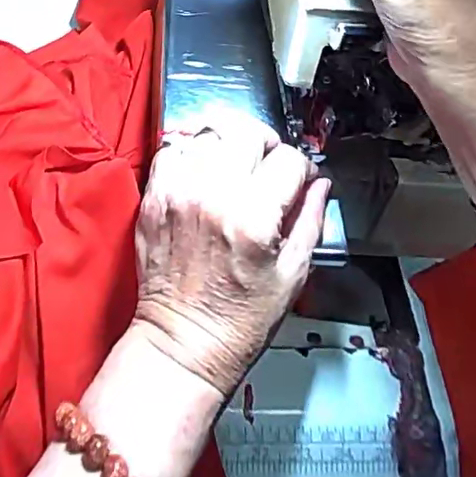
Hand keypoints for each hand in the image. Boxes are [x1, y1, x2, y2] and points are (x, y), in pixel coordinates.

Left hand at [132, 123, 329, 395]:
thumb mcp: (292, 277)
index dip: (301, 167)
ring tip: (235, 163)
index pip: (287, 159)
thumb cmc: (238, 321)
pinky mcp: (155, 196)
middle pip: (247, 132)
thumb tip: (319, 185)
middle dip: (266, 142)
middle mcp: (213, 196)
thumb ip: (311, 222)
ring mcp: (179, 192)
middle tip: (268, 162)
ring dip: (228, 142)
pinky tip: (202, 166)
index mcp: (253, 219)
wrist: (182, 344)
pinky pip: (172, 148)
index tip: (300, 178)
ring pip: (209, 132)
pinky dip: (190, 149)